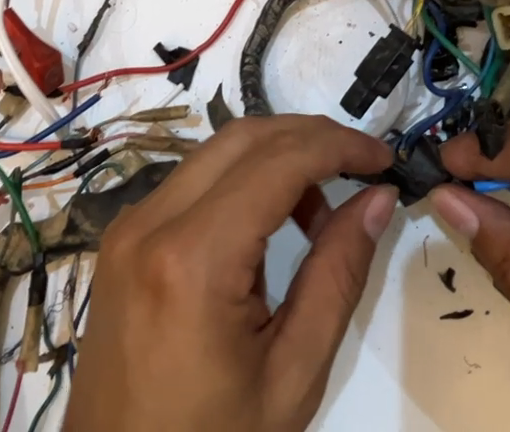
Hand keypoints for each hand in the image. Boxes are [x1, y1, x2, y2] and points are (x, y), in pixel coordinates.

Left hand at [67, 116, 400, 431]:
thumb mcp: (293, 372)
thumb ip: (338, 276)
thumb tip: (377, 198)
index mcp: (192, 258)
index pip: (277, 161)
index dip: (338, 145)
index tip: (385, 157)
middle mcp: (150, 222)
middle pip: (241, 137)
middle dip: (309, 137)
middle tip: (361, 166)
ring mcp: (129, 225)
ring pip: (214, 152)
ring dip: (275, 158)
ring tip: (321, 212)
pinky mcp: (123, 237)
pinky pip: (190, 181)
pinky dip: (240, 181)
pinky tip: (271, 224)